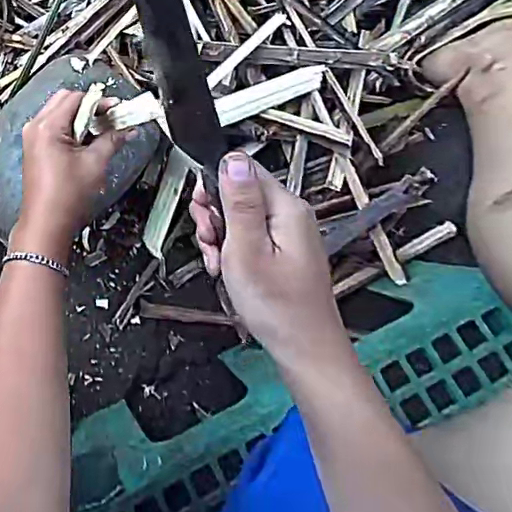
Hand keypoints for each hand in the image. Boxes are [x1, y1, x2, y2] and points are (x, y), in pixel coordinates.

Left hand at [13, 89, 129, 257]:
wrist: (46, 224)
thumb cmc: (66, 197)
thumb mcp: (95, 164)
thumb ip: (111, 139)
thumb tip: (126, 128)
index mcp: (47, 127)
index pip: (75, 98)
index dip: (99, 102)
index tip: (116, 109)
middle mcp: (35, 127)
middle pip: (65, 100)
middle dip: (89, 106)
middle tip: (110, 118)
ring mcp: (32, 137)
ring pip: (58, 111)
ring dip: (80, 117)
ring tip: (100, 131)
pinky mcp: (34, 147)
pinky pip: (53, 126)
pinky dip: (70, 127)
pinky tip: (86, 140)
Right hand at [189, 153, 350, 372]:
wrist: (305, 353)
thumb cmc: (278, 308)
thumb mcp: (247, 250)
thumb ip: (239, 202)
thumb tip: (233, 158)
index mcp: (285, 208)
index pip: (242, 169)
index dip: (216, 188)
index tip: (206, 214)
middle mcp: (289, 214)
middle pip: (238, 191)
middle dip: (215, 215)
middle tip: (211, 242)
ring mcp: (287, 232)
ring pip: (238, 214)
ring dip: (220, 236)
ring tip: (220, 261)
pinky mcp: (282, 248)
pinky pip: (247, 233)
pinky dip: (232, 249)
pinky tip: (229, 269)